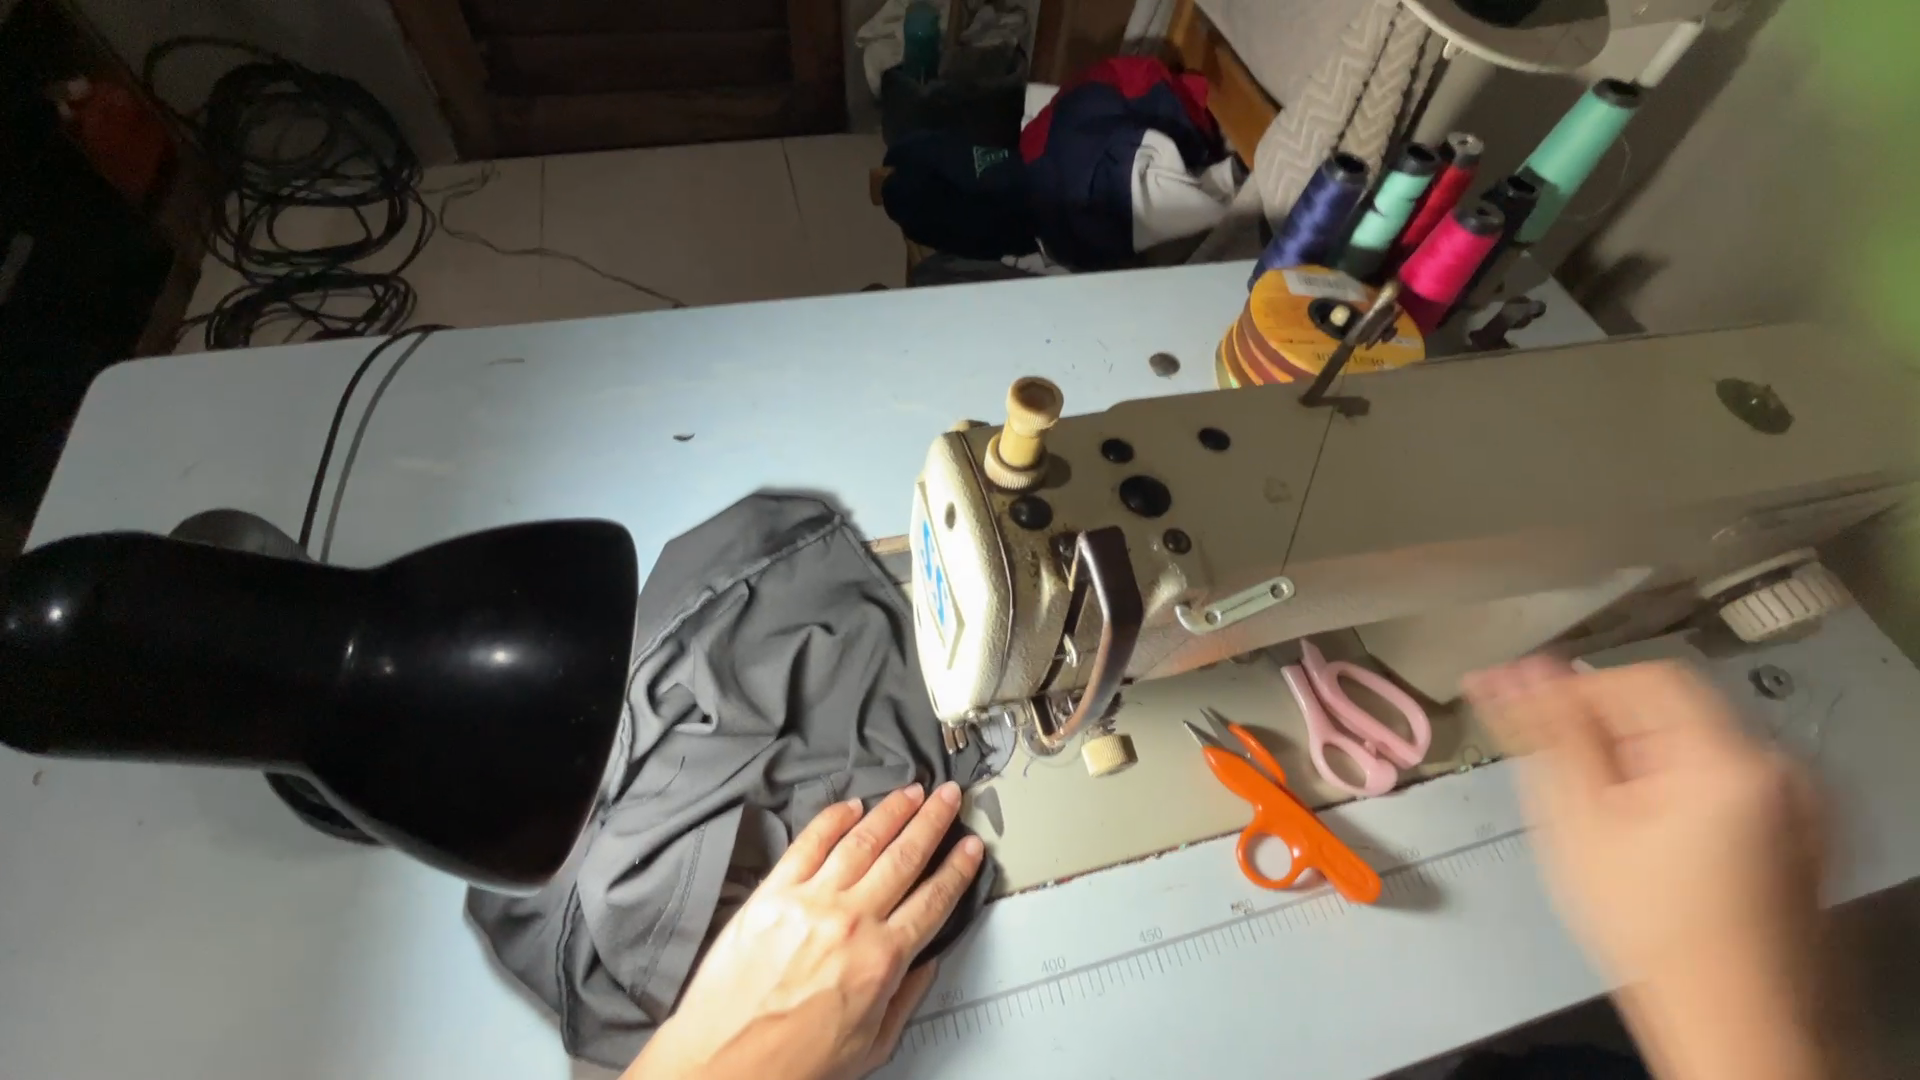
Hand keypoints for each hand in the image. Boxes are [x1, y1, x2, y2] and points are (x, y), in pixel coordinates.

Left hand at [627, 782, 984, 1079]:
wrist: (720, 1067)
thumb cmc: (791, 1064)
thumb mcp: (871, 1046)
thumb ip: (906, 998)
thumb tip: (926, 962)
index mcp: (880, 960)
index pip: (933, 900)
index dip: (957, 869)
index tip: (970, 847)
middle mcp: (851, 921)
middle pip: (905, 856)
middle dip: (934, 821)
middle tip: (950, 797)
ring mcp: (811, 900)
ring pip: (864, 840)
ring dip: (894, 810)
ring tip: (913, 792)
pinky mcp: (774, 892)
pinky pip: (810, 842)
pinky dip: (834, 818)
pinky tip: (853, 805)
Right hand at [1465, 658, 1831, 1079]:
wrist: (1728, 1020)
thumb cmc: (1650, 925)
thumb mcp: (1574, 815)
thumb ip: (1545, 731)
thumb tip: (1511, 672)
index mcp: (1729, 760)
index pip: (1639, 678)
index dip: (1573, 688)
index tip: (1526, 713)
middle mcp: (1779, 773)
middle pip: (1664, 713)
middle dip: (1596, 732)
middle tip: (1551, 769)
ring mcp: (1796, 806)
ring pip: (1683, 747)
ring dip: (1623, 760)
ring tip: (1587, 808)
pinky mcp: (1794, 833)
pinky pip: (1711, 779)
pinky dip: (1660, 786)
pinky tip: (1630, 829)